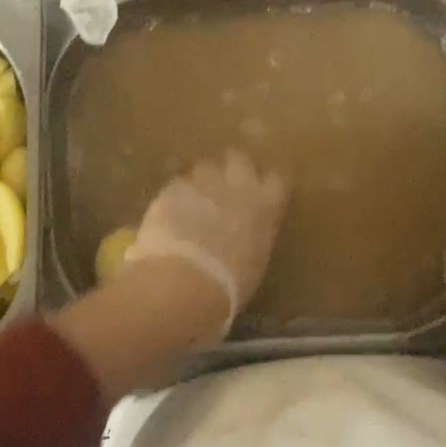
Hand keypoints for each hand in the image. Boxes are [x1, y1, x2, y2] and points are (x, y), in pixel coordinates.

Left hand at [123, 150, 288, 332]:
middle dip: (231, 168)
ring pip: (205, 168)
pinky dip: (175, 197)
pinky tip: (169, 215)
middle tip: (223, 187)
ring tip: (192, 203)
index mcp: (266, 207)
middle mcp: (238, 186)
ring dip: (201, 181)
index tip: (259, 194)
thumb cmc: (229, 286)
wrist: (186, 281)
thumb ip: (252, 239)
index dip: (265, 186)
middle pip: (239, 159)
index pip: (276, 181)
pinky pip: (177, 185)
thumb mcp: (254, 264)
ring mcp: (203, 183)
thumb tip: (244, 238)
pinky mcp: (172, 189)